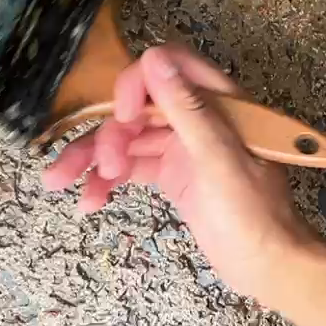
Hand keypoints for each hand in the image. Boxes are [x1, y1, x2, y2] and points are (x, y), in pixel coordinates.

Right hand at [41, 43, 321, 304]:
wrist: (266, 265)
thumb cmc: (254, 214)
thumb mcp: (219, 160)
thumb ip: (188, 110)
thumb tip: (155, 60)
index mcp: (223, 105)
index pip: (171, 68)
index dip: (138, 83)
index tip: (122, 115)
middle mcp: (201, 120)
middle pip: (140, 107)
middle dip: (108, 133)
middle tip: (99, 167)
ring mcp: (185, 148)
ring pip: (129, 139)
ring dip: (93, 158)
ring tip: (59, 183)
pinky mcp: (173, 175)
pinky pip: (131, 167)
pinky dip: (106, 181)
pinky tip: (88, 201)